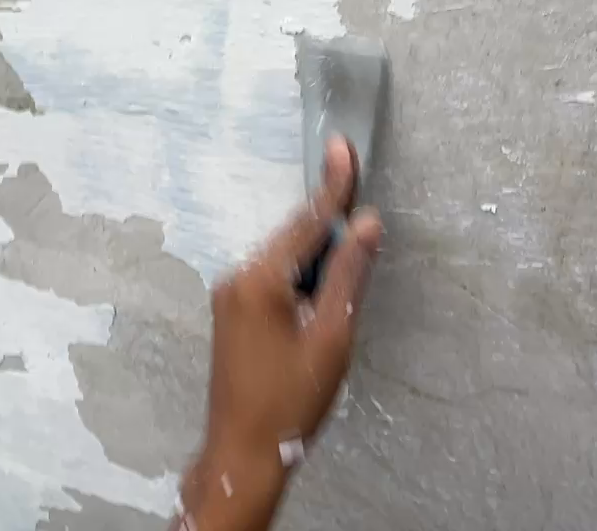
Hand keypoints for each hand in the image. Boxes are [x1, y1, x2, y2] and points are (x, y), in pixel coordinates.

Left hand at [177, 136, 382, 530]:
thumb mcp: (332, 335)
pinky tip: (318, 279)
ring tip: (348, 244)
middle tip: (356, 190)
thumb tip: (367, 221)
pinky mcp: (230, 308)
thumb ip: (349, 274)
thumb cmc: (292, 398)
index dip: (333, 184)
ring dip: (314, 247)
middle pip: (293, 234)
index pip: (308, 221)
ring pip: (282, 254)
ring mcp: (229, 291)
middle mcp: (238, 274)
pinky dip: (298, 268)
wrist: (241, 454)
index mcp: (261, 277)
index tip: (342, 144)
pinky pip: (270, 272)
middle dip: (327, 218)